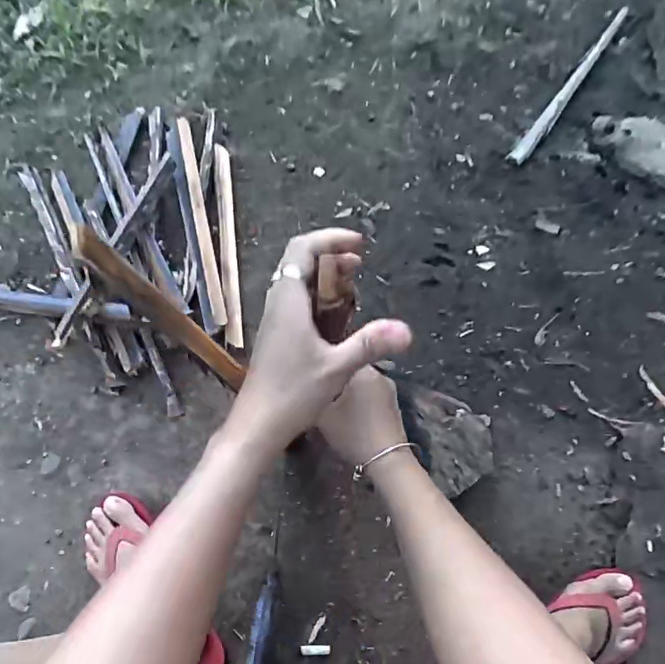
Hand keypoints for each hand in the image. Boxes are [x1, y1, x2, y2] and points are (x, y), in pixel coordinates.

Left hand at [224, 228, 411, 448]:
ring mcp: (274, 322)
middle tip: (360, 266)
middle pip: (299, 262)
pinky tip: (336, 320)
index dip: (331, 238)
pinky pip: (296, 305)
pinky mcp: (276, 339)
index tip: (359, 245)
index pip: (303, 248)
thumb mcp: (336, 368)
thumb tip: (406, 330)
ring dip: (324, 279)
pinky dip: (317, 300)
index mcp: (289, 301)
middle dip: (331, 257)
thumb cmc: (292, 393)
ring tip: (353, 288)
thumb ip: (370, 344)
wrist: (258, 424)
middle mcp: (278, 305)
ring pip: (297, 284)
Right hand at [317, 366, 408, 466]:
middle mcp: (377, 373)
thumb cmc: (352, 432)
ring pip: (360, 383)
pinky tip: (351, 415)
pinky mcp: (393, 403)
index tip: (310, 379)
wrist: (386, 458)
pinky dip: (359, 401)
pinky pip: (369, 394)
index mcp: (359, 369)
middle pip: (348, 370)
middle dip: (334, 379)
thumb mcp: (322, 414)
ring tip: (332, 406)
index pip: (337, 356)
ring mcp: (388, 388)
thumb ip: (312, 394)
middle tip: (318, 394)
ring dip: (347, 391)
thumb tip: (305, 384)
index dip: (321, 367)